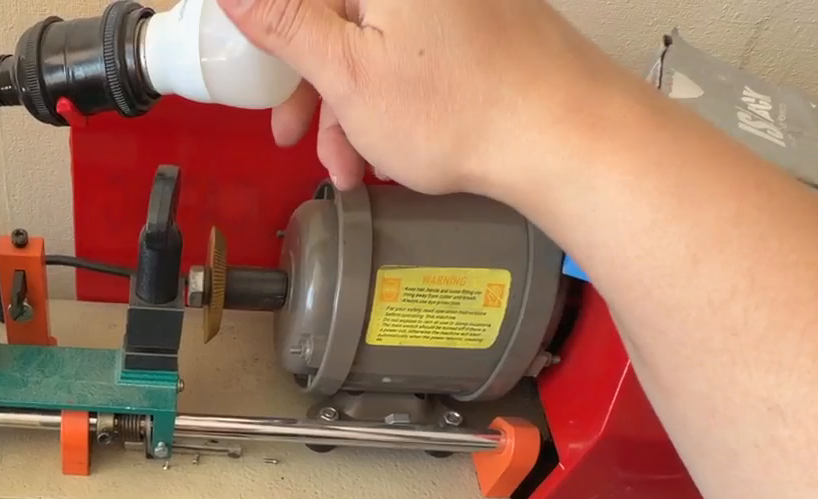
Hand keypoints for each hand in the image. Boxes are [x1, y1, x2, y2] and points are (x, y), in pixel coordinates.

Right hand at [218, 0, 638, 201]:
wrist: (553, 131)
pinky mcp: (475, 13)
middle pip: (337, 12)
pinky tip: (380, 144)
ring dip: (346, 104)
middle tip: (291, 132)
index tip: (264, 66)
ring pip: (371, 36)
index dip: (274, 29)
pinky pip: (406, 46)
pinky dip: (384, 94)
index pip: (305, 0)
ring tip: (346, 163)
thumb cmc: (455, 107)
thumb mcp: (346, 73)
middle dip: (310, 79)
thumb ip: (285, 24)